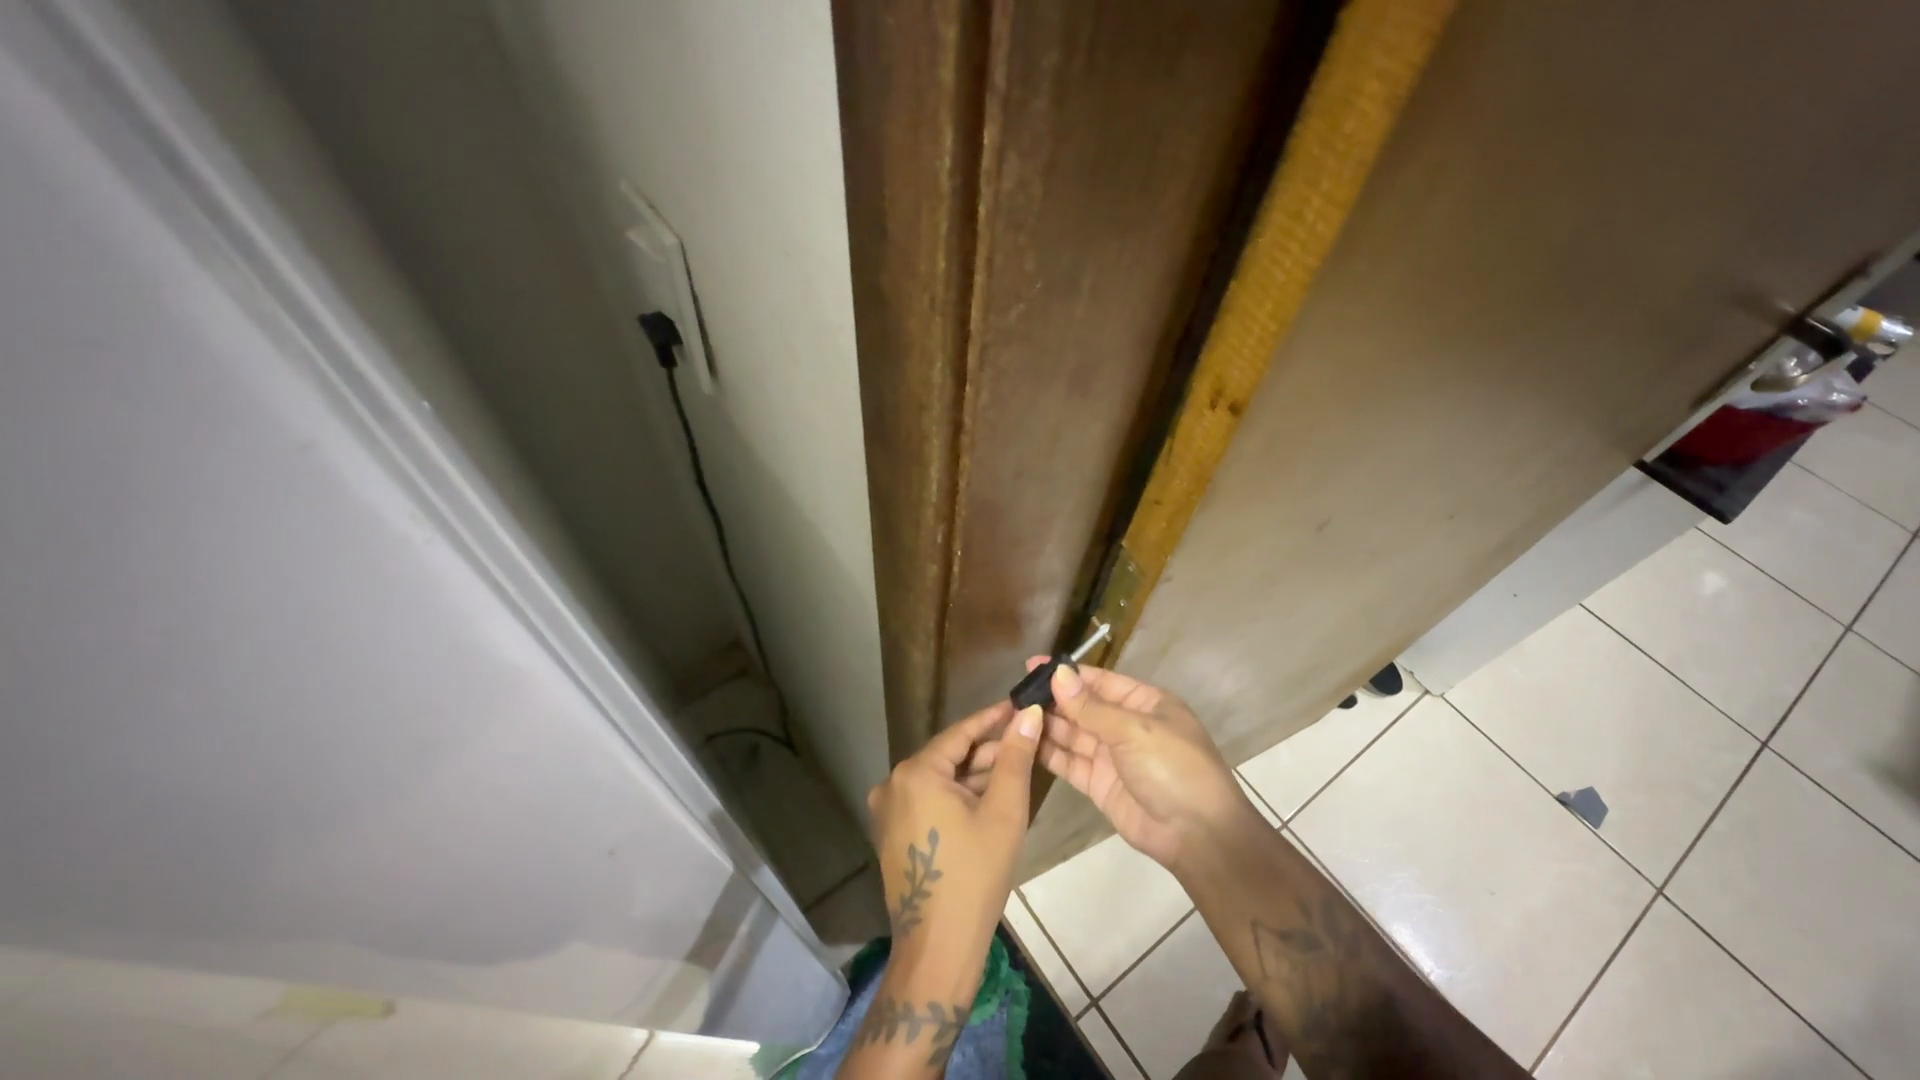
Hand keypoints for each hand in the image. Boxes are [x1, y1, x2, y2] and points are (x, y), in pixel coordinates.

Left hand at [866, 699, 1044, 985]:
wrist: (939, 945)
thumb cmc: (976, 873)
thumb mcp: (1003, 810)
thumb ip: (1014, 757)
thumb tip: (1029, 713)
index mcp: (915, 773)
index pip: (960, 732)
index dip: (993, 719)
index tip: (1020, 706)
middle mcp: (892, 784)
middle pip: (947, 757)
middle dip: (985, 751)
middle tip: (1025, 745)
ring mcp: (886, 812)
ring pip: (938, 781)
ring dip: (972, 777)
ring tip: (1012, 774)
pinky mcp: (891, 835)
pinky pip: (927, 803)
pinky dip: (955, 798)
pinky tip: (986, 803)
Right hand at [1030, 661, 1256, 872]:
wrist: (1196, 834)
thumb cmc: (1174, 768)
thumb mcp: (1134, 730)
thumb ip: (1091, 706)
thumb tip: (1059, 674)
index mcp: (1145, 703)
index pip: (1099, 681)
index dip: (1066, 673)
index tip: (1031, 665)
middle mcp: (1126, 725)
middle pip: (1082, 706)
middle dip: (1052, 699)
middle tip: (1012, 694)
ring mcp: (1112, 756)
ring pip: (1072, 734)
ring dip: (1046, 725)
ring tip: (1010, 715)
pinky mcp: (1099, 784)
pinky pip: (1069, 762)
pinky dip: (1048, 753)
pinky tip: (1022, 743)